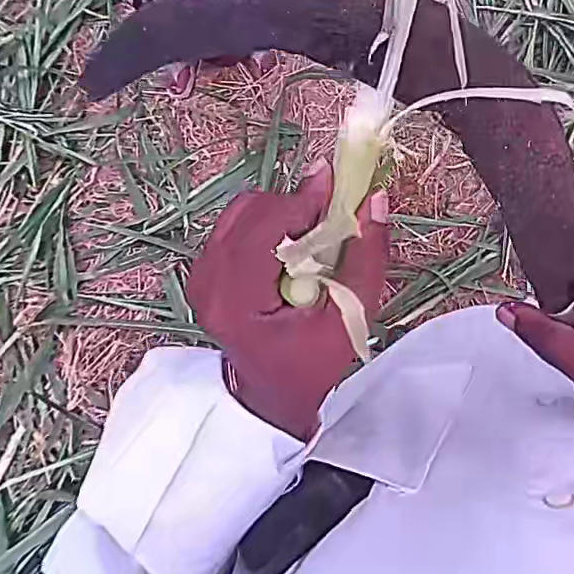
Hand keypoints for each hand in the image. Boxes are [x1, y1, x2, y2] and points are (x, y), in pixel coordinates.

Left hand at [189, 162, 389, 439]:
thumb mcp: (350, 319)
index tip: (335, 184)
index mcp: (235, 303)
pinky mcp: (205, 267)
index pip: (262, 232)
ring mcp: (200, 274)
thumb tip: (373, 199)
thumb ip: (365, 258)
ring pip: (242, 211)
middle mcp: (208, 283)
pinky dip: (268, 221)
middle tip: (330, 214)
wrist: (271, 390)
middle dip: (295, 205)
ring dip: (282, 211)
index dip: (300, 203)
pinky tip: (291, 245)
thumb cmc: (311, 363)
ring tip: (311, 235)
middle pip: (250, 212)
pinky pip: (238, 222)